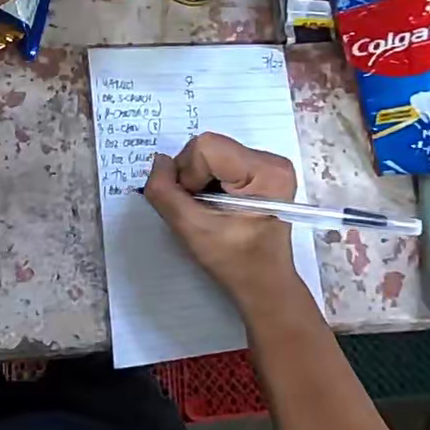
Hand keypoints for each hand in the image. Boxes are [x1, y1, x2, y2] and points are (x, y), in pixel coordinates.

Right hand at [143, 133, 310, 312]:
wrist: (262, 282)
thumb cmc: (234, 261)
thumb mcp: (189, 227)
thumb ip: (164, 191)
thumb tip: (158, 162)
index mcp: (265, 172)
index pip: (204, 148)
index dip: (187, 175)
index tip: (195, 205)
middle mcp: (271, 160)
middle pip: (206, 147)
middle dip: (190, 176)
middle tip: (197, 207)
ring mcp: (267, 164)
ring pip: (208, 152)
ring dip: (196, 178)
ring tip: (206, 207)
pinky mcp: (259, 170)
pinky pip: (216, 160)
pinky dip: (205, 179)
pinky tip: (214, 202)